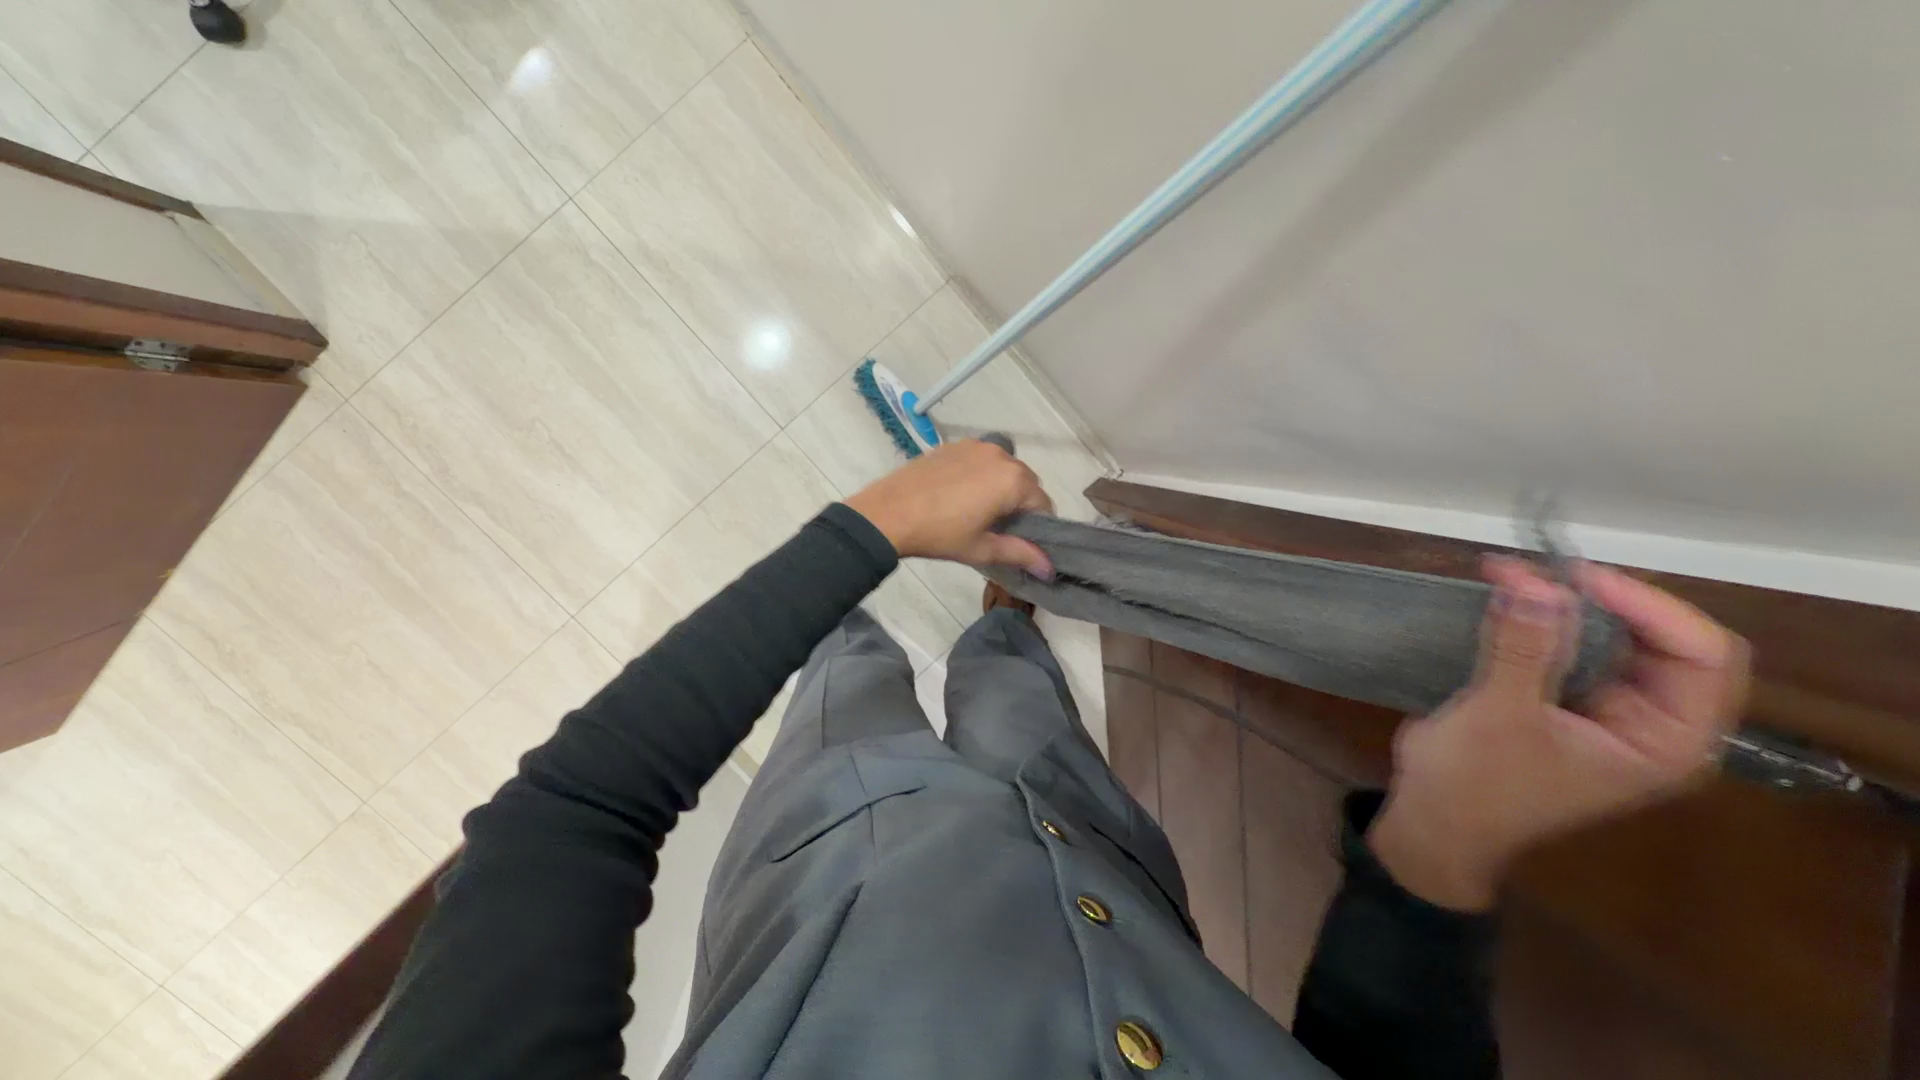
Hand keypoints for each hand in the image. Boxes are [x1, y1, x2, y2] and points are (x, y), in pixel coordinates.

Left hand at [843, 439, 1054, 576]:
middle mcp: (1001, 455)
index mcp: (1014, 480)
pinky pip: (981, 459)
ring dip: (1000, 487)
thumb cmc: (940, 534)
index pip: (1043, 504)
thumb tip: (1049, 568)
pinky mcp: (954, 445)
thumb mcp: (982, 549)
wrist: (888, 513)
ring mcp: (976, 446)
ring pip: (1003, 469)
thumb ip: (1021, 554)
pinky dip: (981, 474)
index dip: (1036, 526)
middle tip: (996, 528)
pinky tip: (959, 494)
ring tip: (976, 511)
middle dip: (1019, 504)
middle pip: (1026, 482)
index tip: (1019, 541)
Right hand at [1367, 557, 1750, 910]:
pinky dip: (1542, 616)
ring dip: (1567, 601)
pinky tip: (1506, 593)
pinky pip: (1570, 643)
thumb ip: (1523, 648)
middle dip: (1603, 598)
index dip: (1648, 607)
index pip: (1700, 655)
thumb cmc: (1476, 786)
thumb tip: (1534, 581)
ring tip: (1512, 573)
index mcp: (1666, 740)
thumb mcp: (1500, 716)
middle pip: (1660, 636)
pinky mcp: (1562, 697)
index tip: (1577, 578)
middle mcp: (1650, 720)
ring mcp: (1606, 708)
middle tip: (1540, 569)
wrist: (1431, 824)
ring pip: (1611, 634)